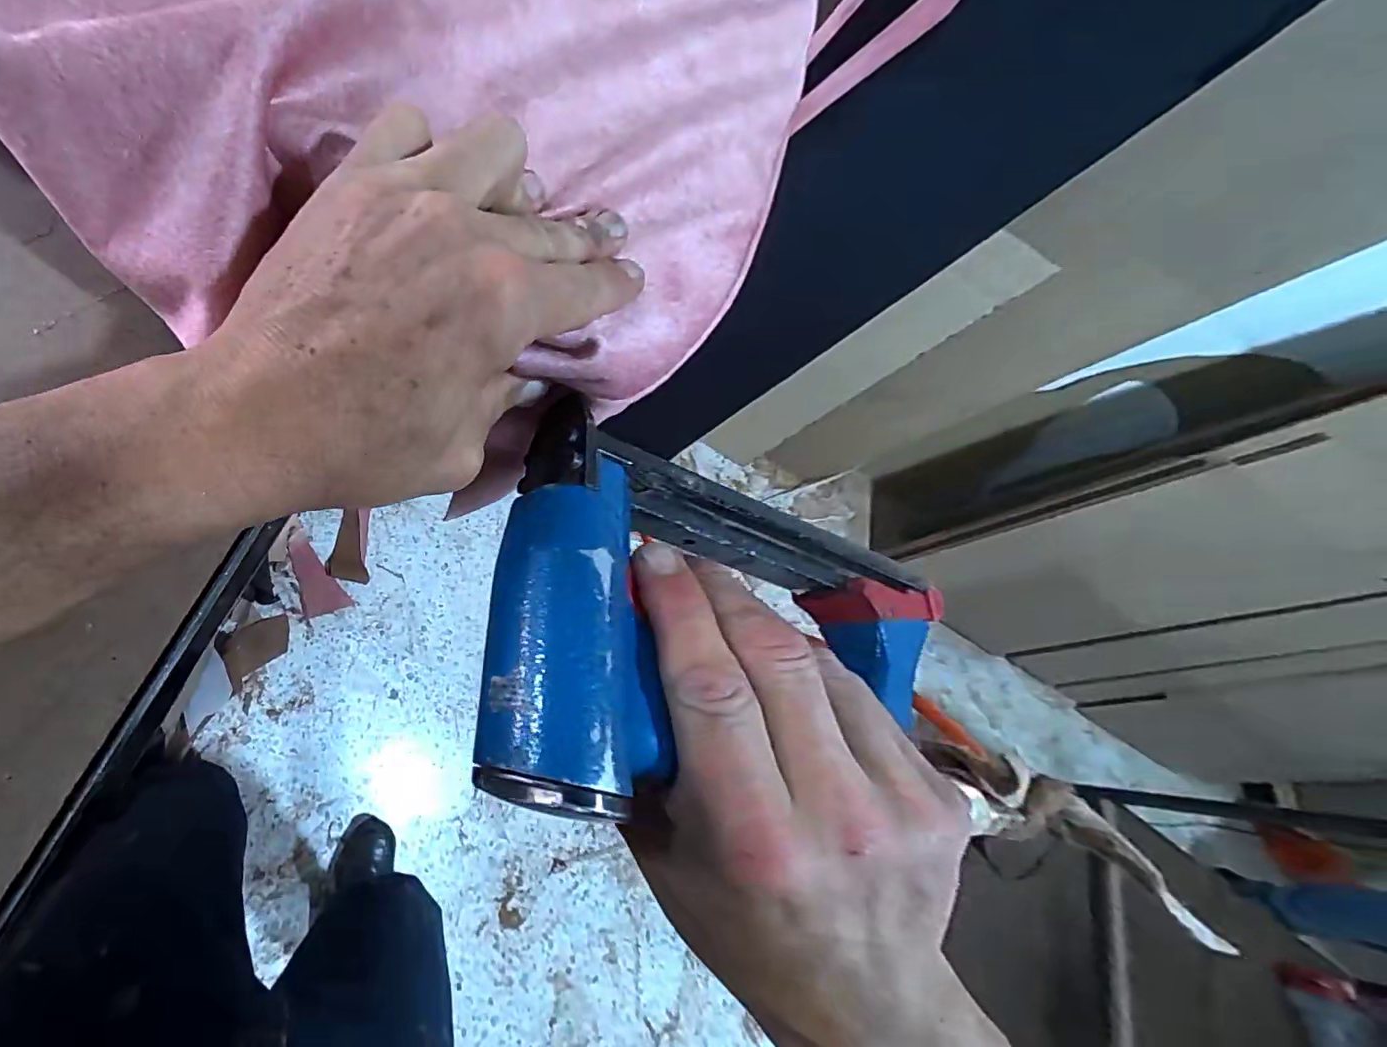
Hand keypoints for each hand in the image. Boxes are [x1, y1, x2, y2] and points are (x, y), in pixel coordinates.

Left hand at [192, 102, 642, 512]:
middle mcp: (470, 235)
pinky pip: (408, 128)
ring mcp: (408, 196)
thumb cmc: (359, 449)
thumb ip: (500, 404)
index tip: (626, 277)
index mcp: (505, 306)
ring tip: (495, 219)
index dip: (615, 284)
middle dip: (582, 243)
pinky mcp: (351, 184)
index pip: (587, 284)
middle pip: (552, 224)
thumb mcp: (457, 454)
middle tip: (589, 249)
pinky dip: (426, 152)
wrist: (254, 416)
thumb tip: (516, 369)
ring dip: (509, 185)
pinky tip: (420, 190)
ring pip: (497, 147)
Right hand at [627, 544, 1007, 1046]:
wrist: (865, 998)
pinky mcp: (937, 788)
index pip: (713, 691)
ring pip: (819, 665)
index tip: (653, 560)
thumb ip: (642, 762)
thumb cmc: (735, 928)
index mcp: (752, 835)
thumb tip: (620, 668)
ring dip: (759, 616)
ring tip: (718, 596)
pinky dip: (804, 657)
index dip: (680, 611)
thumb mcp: (659, 856)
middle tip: (680, 560)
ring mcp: (900, 797)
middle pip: (773, 660)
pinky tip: (775, 652)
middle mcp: (835, 811)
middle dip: (719, 592)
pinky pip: (856, 691)